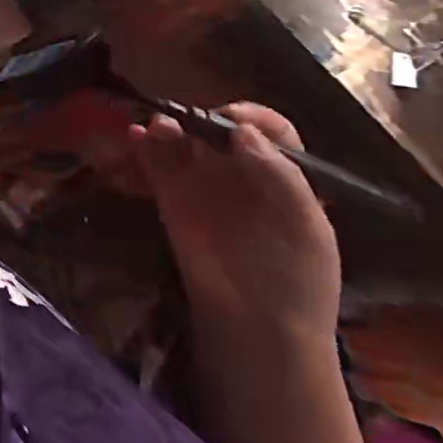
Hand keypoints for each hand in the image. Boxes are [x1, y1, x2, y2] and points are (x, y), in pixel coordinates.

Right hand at [127, 102, 340, 344]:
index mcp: (283, 176)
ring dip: (170, 126)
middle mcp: (240, 171)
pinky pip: (155, 161)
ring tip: (159, 126)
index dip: (254, 118)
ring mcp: (203, 182)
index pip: (271, 131)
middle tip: (190, 121)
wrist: (256, 326)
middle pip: (219, 128)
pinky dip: (143, 144)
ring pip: (183, 140)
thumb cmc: (294, 279)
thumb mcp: (306, 228)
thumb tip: (240, 131)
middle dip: (202, 117)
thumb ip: (279, 176)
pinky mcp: (170, 196)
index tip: (234, 121)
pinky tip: (135, 135)